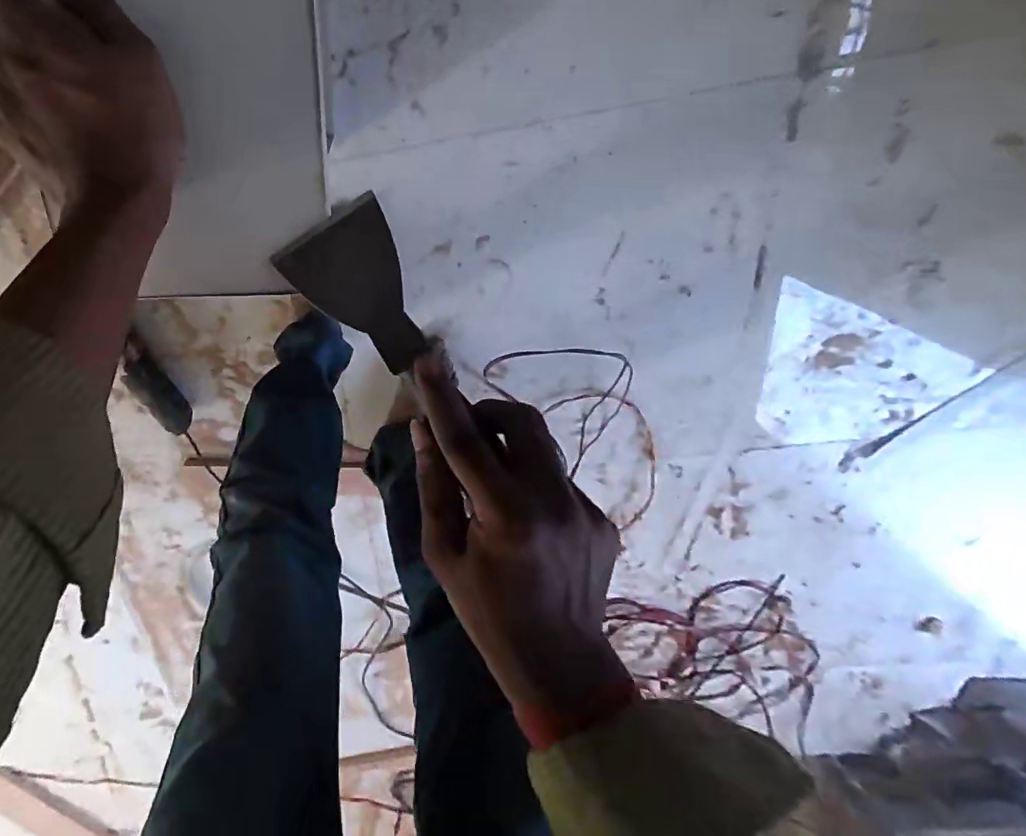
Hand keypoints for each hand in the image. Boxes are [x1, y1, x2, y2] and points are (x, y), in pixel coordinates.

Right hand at [409, 352, 634, 738]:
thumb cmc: (487, 614)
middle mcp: (552, 501)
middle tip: (463, 430)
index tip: (428, 358)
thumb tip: (424, 431)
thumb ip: (435, 486)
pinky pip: (557, 478)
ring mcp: (585, 507)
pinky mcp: (602, 517)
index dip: (443, 396)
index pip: (466, 440)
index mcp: (506, 515)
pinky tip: (523, 522)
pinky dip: (530, 480)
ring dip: (508, 444)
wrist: (562, 666)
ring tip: (490, 480)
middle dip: (486, 411)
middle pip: (519, 421)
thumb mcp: (443, 553)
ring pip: (541, 445)